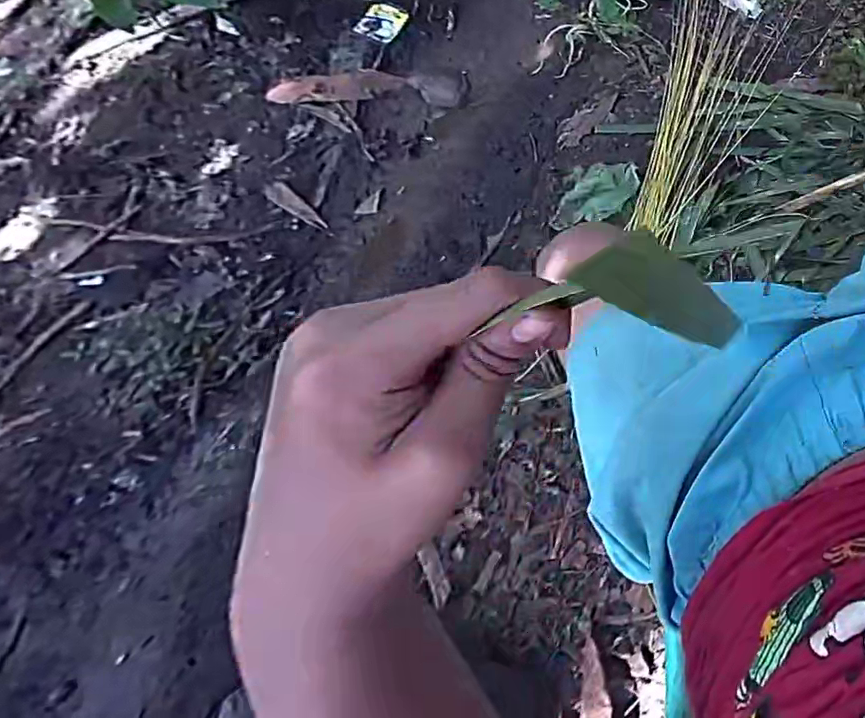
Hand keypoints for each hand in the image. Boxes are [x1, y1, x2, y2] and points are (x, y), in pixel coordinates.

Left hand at [231, 268, 567, 673]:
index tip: (562, 338)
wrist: (302, 572)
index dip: (530, 301)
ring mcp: (327, 330)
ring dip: (480, 333)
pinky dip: (452, 341)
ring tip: (475, 389)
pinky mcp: (334, 339)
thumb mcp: (447, 455)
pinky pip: (422, 318)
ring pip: (444, 302)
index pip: (469, 294)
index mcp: (348, 361)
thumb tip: (543, 311)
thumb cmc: (377, 527)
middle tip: (530, 367)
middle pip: (456, 295)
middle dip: (506, 321)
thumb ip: (489, 373)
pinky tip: (443, 384)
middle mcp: (332, 327)